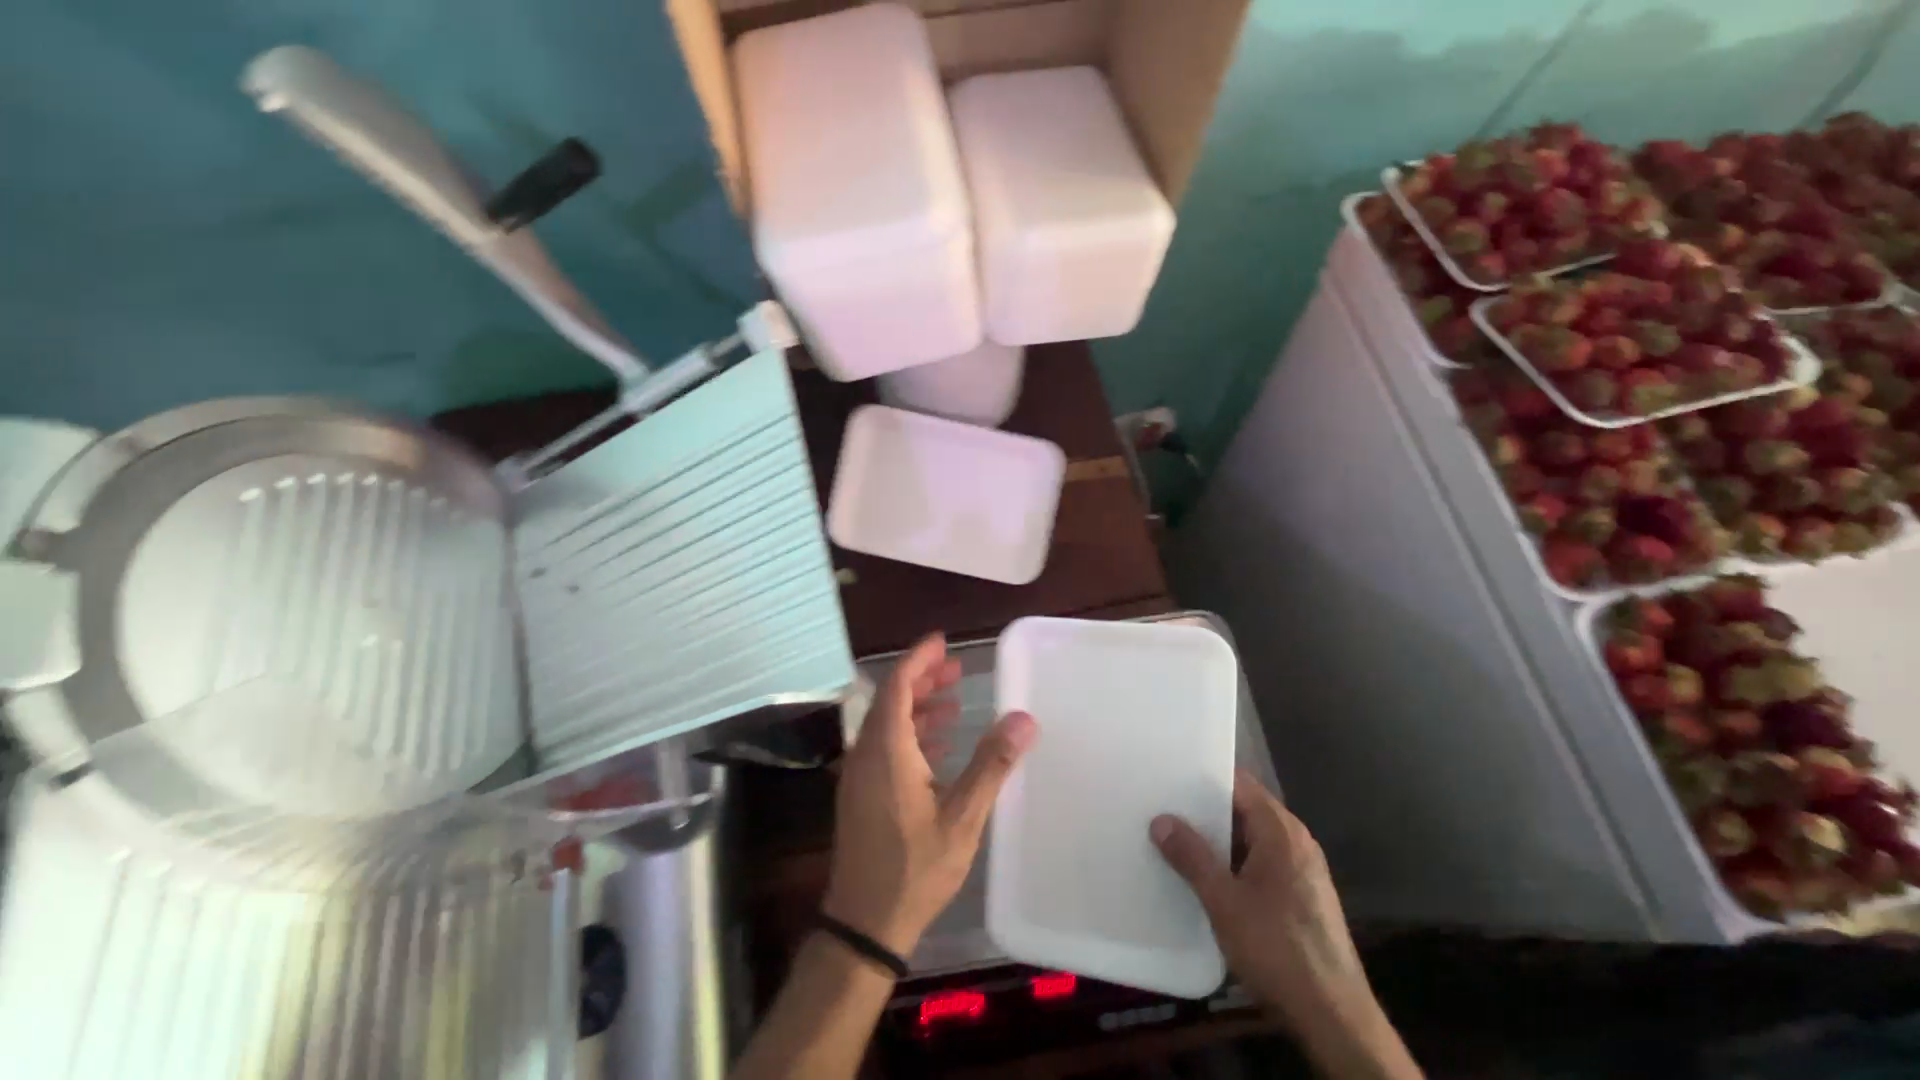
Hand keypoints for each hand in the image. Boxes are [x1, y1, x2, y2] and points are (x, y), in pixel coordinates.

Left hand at [823, 634, 1038, 956]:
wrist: (865, 921)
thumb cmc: (914, 868)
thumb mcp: (962, 818)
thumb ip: (991, 766)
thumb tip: (1023, 719)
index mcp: (886, 751)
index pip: (897, 687)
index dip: (919, 660)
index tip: (943, 642)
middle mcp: (866, 755)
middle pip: (890, 701)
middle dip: (921, 680)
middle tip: (956, 668)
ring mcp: (859, 777)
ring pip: (886, 726)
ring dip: (917, 708)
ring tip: (954, 703)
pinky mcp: (861, 796)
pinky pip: (884, 748)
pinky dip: (911, 736)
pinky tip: (940, 747)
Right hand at [1150, 771, 1370, 1026]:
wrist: (1332, 1013)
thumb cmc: (1277, 948)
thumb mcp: (1224, 902)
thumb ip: (1192, 857)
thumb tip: (1161, 819)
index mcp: (1282, 832)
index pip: (1240, 784)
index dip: (1204, 777)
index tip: (1166, 775)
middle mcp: (1296, 842)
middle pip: (1244, 811)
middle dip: (1203, 811)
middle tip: (1159, 808)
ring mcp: (1301, 871)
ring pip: (1250, 841)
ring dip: (1216, 842)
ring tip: (1171, 841)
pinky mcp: (1300, 897)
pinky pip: (1259, 865)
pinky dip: (1232, 865)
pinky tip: (1203, 880)